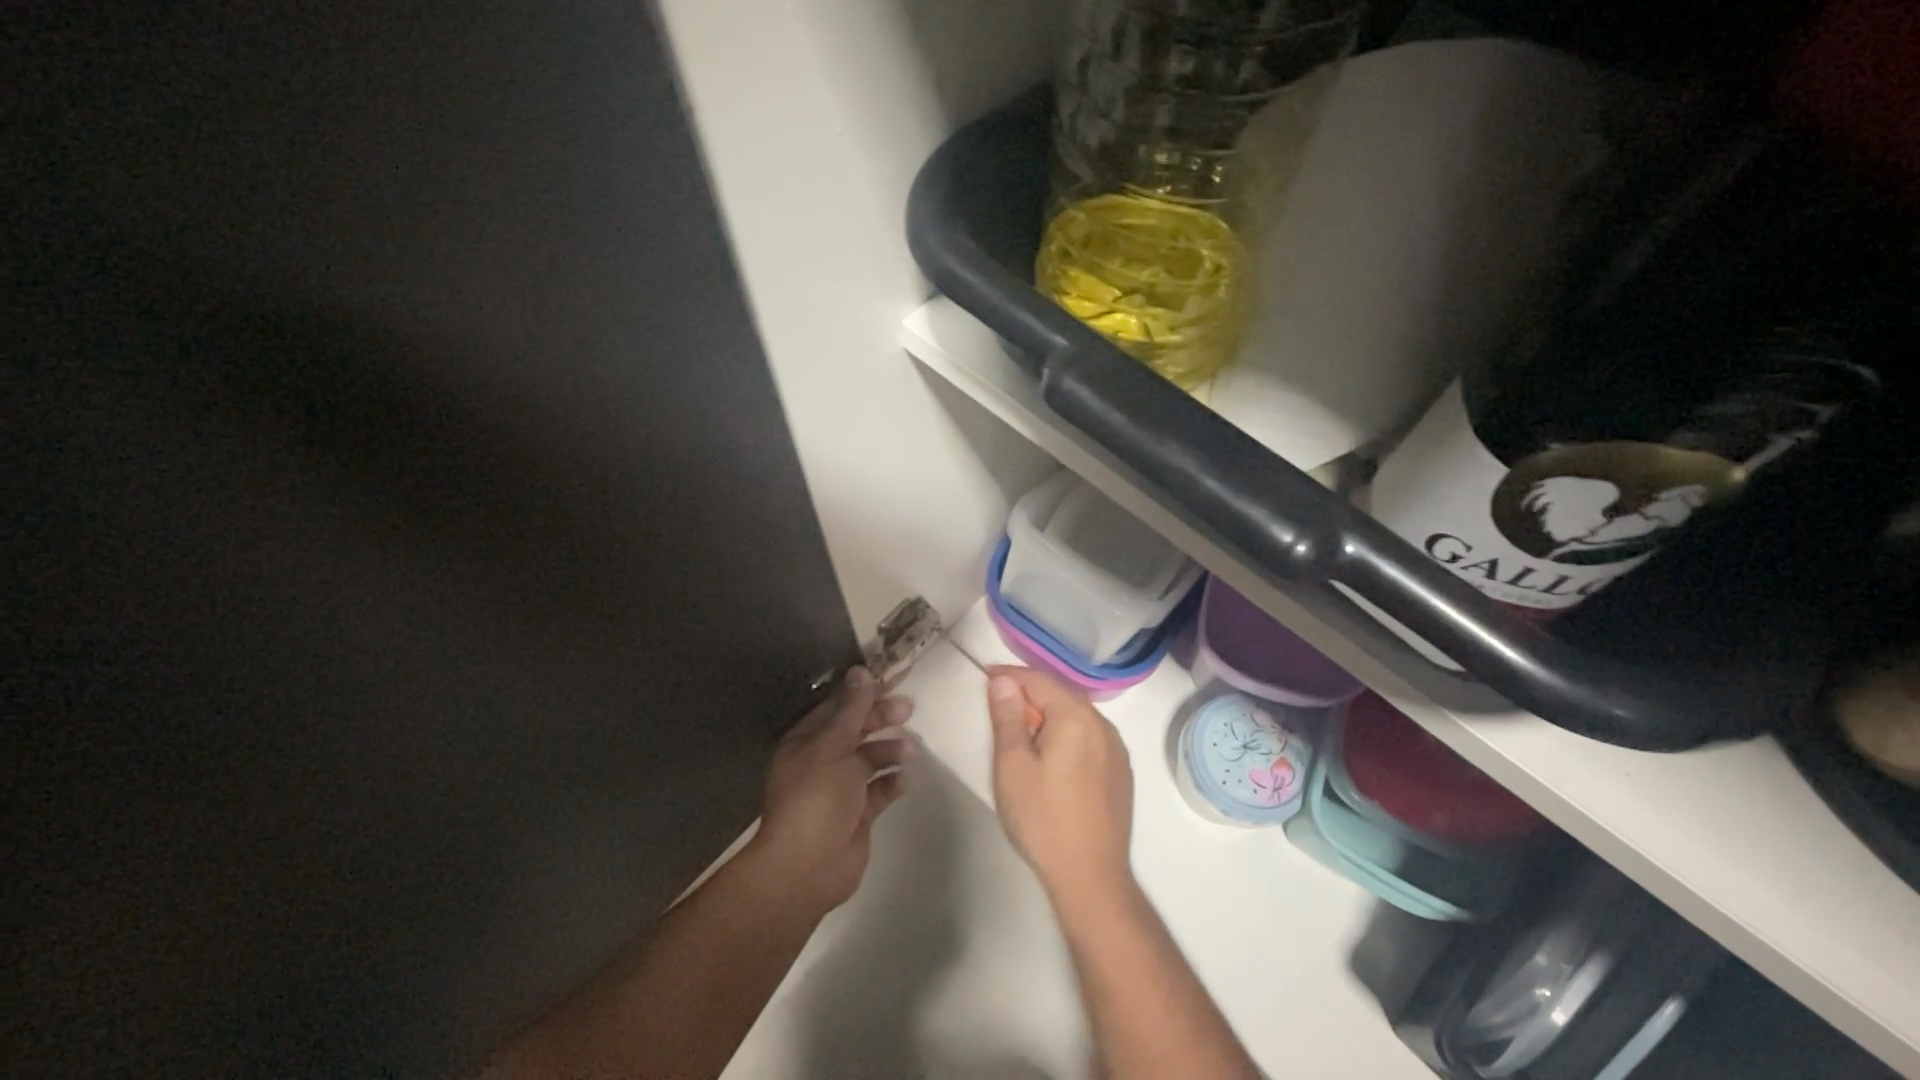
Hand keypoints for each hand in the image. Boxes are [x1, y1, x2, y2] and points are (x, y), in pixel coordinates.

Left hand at [748, 666, 913, 917]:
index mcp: (806, 742)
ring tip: (911, 749)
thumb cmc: (816, 797)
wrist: (808, 866)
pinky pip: (879, 790)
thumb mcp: (833, 746)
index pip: (837, 708)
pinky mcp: (857, 814)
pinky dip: (892, 782)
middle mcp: (821, 762)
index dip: (864, 692)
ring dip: (890, 750)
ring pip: (869, 759)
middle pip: (855, 730)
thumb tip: (860, 672)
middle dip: (880, 718)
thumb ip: (851, 710)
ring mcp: (840, 790)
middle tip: (908, 709)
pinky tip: (905, 779)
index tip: (893, 679)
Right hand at [985, 666, 1133, 903]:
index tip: (985, 679)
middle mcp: (1103, 726)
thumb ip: (1008, 718)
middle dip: (1030, 695)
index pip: (1039, 680)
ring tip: (1021, 735)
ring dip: (1049, 716)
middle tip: (998, 708)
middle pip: (1061, 695)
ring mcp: (1116, 751)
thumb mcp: (1012, 766)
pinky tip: (1051, 760)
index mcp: (1077, 717)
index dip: (1010, 676)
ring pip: (1077, 717)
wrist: (1090, 876)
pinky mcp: (1120, 774)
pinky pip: (1089, 739)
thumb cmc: (1043, 818)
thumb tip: (1004, 680)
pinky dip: (1066, 736)